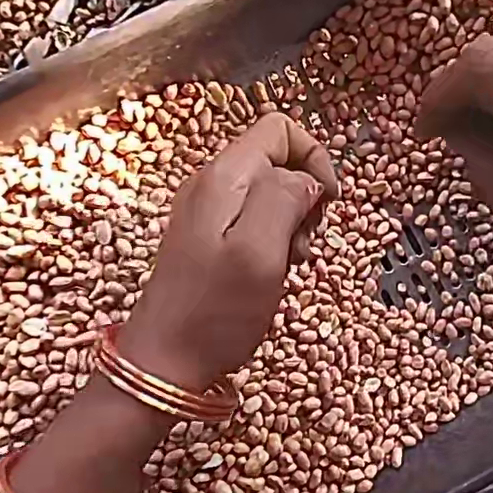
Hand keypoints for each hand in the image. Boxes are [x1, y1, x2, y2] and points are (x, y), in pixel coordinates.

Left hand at [117, 112, 338, 390]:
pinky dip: (275, 240)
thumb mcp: (259, 250)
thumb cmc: (214, 313)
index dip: (315, 158)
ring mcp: (208, 214)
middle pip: (277, 161)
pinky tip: (273, 271)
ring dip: (292, 223)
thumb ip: (285, 199)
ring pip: (270, 194)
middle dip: (305, 196)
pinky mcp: (209, 240)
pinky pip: (255, 222)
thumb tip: (307, 180)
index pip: (280, 129)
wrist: (164, 363)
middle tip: (301, 242)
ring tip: (287, 262)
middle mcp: (212, 186)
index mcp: (223, 177)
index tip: (328, 204)